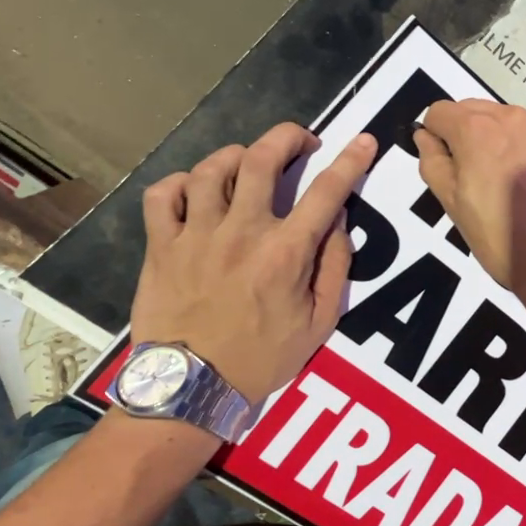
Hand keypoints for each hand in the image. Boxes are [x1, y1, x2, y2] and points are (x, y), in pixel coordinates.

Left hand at [130, 124, 376, 401]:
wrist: (190, 388)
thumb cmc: (261, 358)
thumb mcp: (318, 324)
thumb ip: (333, 268)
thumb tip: (336, 223)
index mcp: (285, 253)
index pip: (326, 192)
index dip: (351, 160)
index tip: (364, 140)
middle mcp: (241, 232)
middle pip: (263, 159)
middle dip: (288, 137)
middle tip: (301, 142)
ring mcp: (195, 236)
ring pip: (212, 168)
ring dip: (237, 155)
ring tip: (248, 164)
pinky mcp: (161, 246)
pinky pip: (163, 195)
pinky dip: (180, 182)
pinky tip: (196, 190)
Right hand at [412, 101, 525, 334]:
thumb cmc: (500, 238)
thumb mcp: (451, 204)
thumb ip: (432, 162)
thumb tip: (426, 136)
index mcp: (478, 129)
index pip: (440, 112)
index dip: (436, 137)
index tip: (445, 164)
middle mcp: (515, 120)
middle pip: (477, 112)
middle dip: (468, 135)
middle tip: (474, 177)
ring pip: (512, 126)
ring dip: (503, 144)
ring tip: (510, 187)